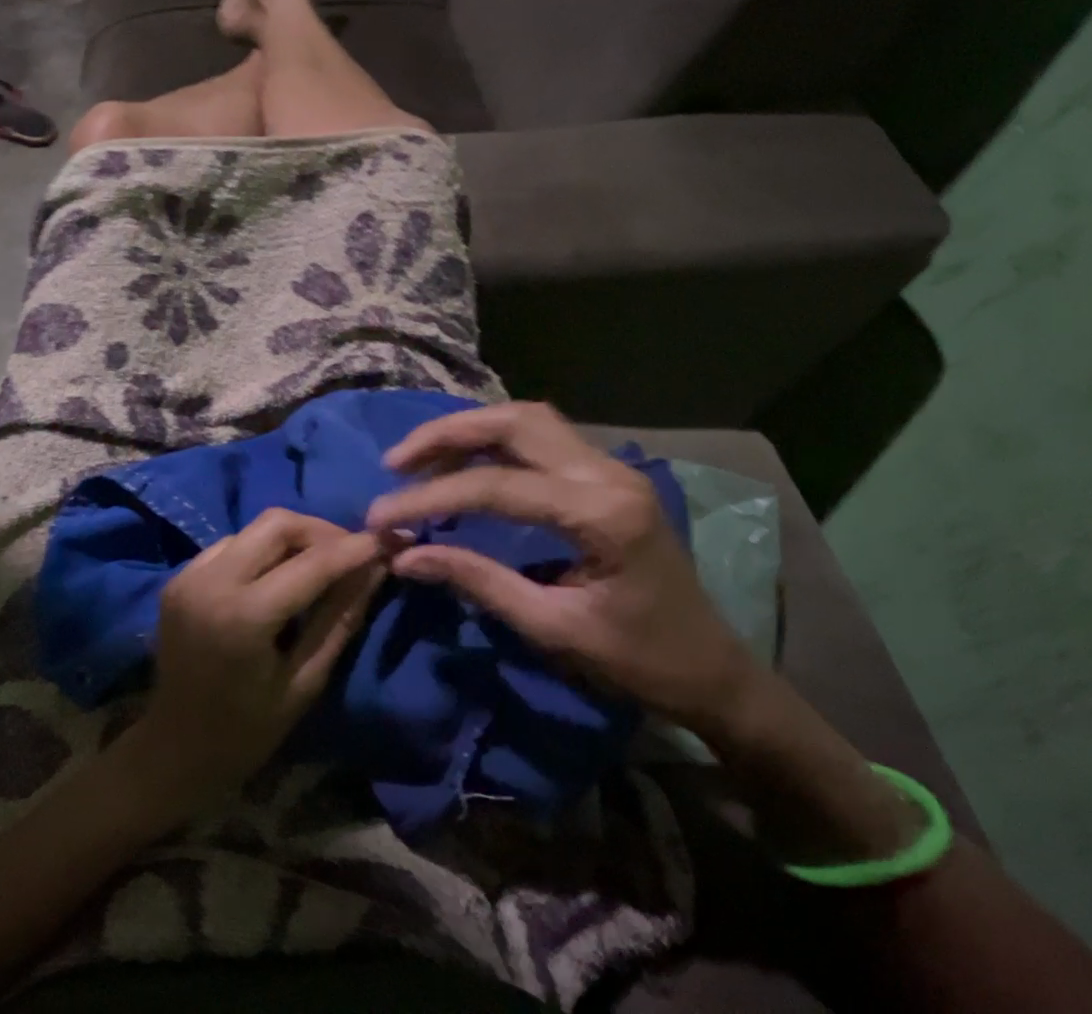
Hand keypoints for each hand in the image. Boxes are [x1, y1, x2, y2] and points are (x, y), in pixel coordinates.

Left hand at [125, 509, 387, 814]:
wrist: (177, 747)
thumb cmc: (248, 731)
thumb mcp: (305, 682)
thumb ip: (340, 619)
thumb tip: (376, 569)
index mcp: (243, 615)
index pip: (312, 562)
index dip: (357, 547)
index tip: (393, 539)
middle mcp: (210, 582)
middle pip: (277, 523)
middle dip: (322, 532)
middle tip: (353, 556)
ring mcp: (188, 576)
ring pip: (252, 529)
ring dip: (292, 540)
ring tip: (321, 567)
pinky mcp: (179, 579)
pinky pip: (229, 545)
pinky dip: (262, 552)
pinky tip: (279, 578)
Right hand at [364, 402, 759, 735]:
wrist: (710, 671)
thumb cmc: (637, 660)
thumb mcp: (551, 627)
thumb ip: (477, 581)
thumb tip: (405, 557)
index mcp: (603, 513)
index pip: (497, 487)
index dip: (429, 498)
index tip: (381, 519)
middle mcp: (610, 475)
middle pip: (516, 423)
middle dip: (446, 436)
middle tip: (395, 464)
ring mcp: (614, 471)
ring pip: (530, 422)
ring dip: (470, 432)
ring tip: (419, 461)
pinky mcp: (609, 480)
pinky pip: (543, 441)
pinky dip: (495, 444)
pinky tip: (463, 467)